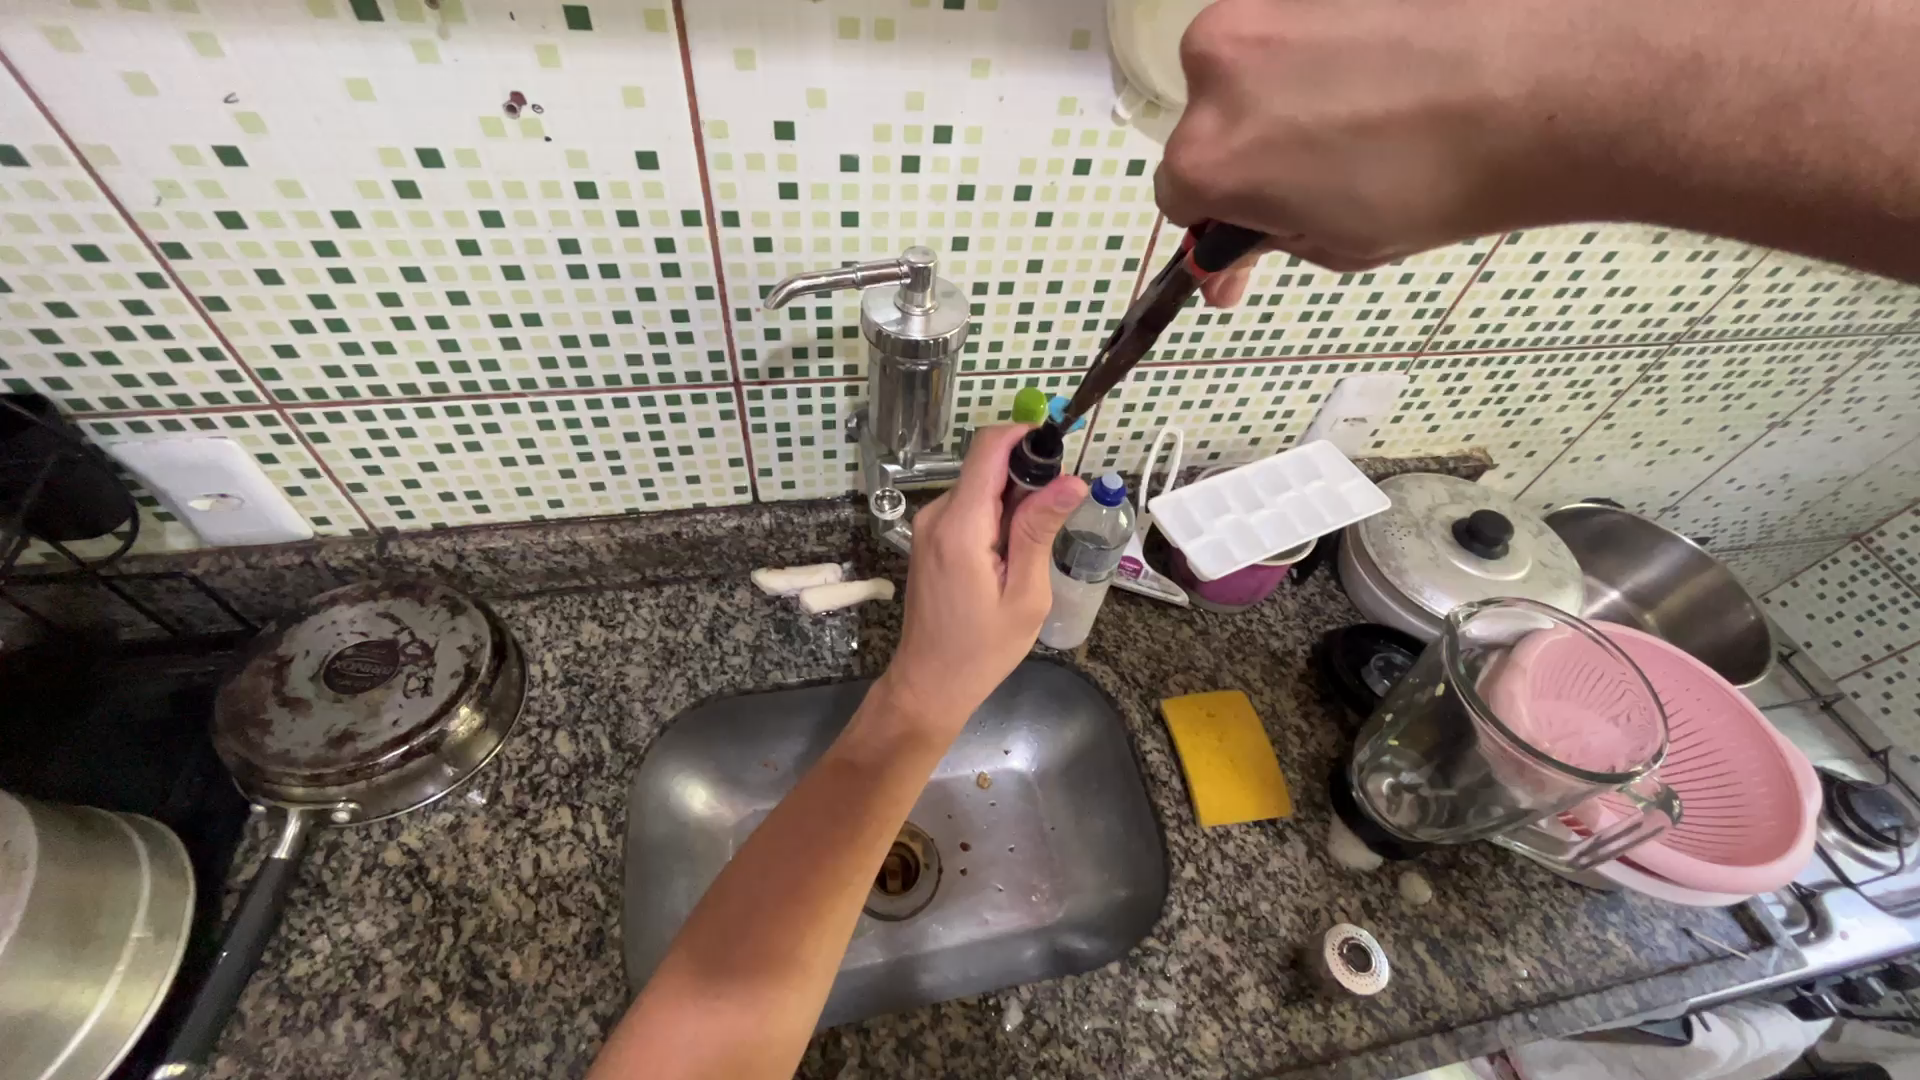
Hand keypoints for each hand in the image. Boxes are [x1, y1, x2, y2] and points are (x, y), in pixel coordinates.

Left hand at [880, 426, 1087, 734]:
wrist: (930, 683)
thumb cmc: (983, 649)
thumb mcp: (1025, 594)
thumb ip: (1040, 531)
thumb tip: (1071, 480)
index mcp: (960, 526)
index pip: (989, 447)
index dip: (1027, 438)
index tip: (1060, 459)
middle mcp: (937, 514)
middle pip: (986, 465)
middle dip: (1027, 478)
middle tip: (1053, 523)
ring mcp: (929, 525)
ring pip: (979, 485)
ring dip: (1013, 502)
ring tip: (1030, 552)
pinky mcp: (930, 538)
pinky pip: (969, 507)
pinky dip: (995, 517)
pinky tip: (1009, 556)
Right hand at [1157, 0, 1614, 275]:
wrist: (1559, 82)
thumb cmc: (1433, 188)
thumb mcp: (1329, 244)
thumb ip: (1263, 237)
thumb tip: (1229, 251)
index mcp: (1205, 153)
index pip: (1177, 196)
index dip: (1216, 217)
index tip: (1252, 228)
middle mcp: (1213, 66)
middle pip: (1205, 121)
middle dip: (1245, 153)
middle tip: (1311, 175)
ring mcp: (1271, 1)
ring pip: (1249, 63)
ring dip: (1278, 95)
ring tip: (1356, 118)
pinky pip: (1303, 21)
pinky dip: (1327, 49)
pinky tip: (1381, 73)